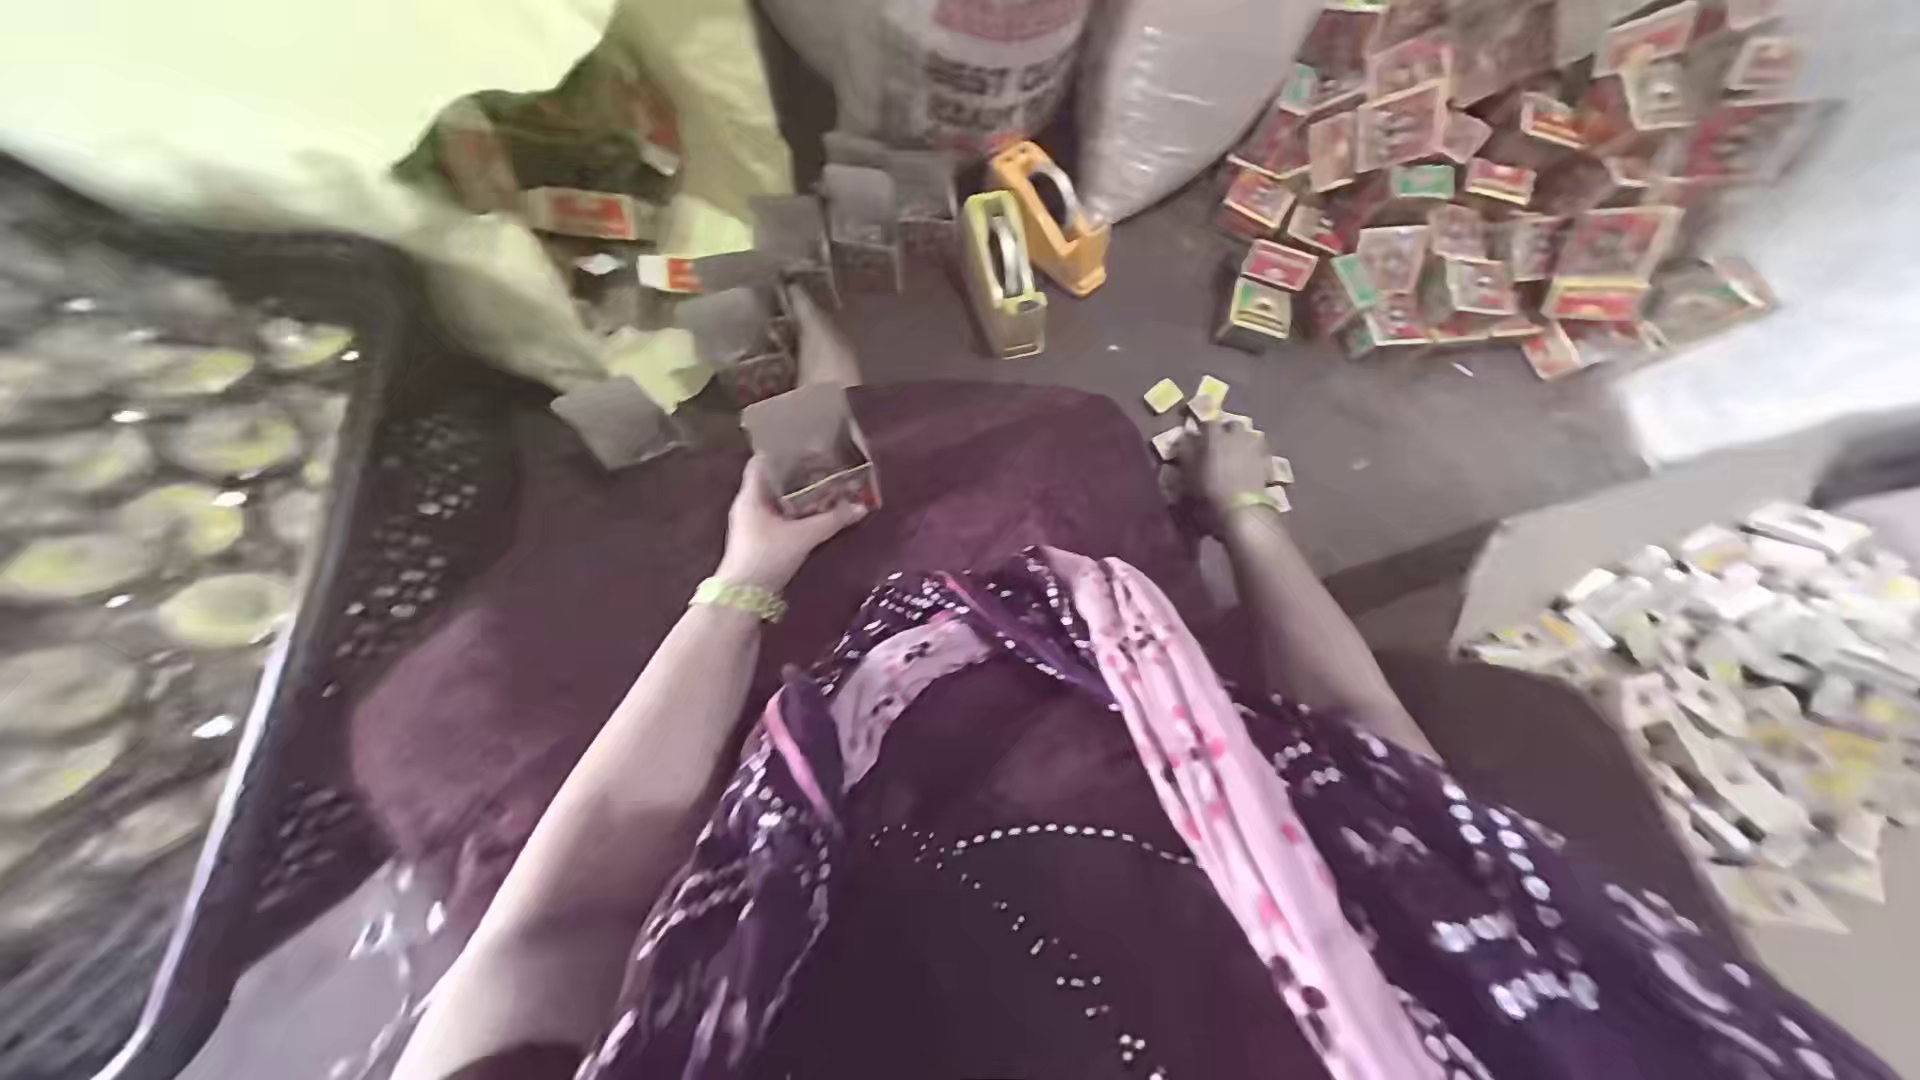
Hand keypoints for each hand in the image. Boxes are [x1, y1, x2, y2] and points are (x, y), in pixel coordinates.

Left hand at [715, 456, 867, 592]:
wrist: (743, 598)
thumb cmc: (767, 556)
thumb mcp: (804, 536)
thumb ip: (833, 520)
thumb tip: (862, 506)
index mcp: (751, 495)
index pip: (761, 462)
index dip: (782, 451)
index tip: (806, 446)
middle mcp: (748, 505)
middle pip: (771, 480)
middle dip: (796, 474)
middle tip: (823, 467)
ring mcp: (751, 524)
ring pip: (776, 501)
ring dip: (797, 495)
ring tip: (823, 488)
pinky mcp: (758, 541)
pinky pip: (778, 518)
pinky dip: (794, 513)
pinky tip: (812, 515)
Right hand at [1176, 419, 1271, 525]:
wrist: (1240, 506)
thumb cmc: (1208, 488)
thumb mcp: (1188, 471)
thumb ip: (1185, 452)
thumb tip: (1182, 439)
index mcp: (1215, 436)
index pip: (1208, 423)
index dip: (1203, 429)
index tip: (1198, 437)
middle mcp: (1236, 435)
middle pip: (1232, 425)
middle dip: (1226, 431)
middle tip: (1218, 443)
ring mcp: (1253, 446)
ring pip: (1247, 435)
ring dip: (1240, 440)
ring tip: (1234, 452)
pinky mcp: (1266, 460)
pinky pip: (1259, 450)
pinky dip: (1253, 453)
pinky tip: (1248, 463)